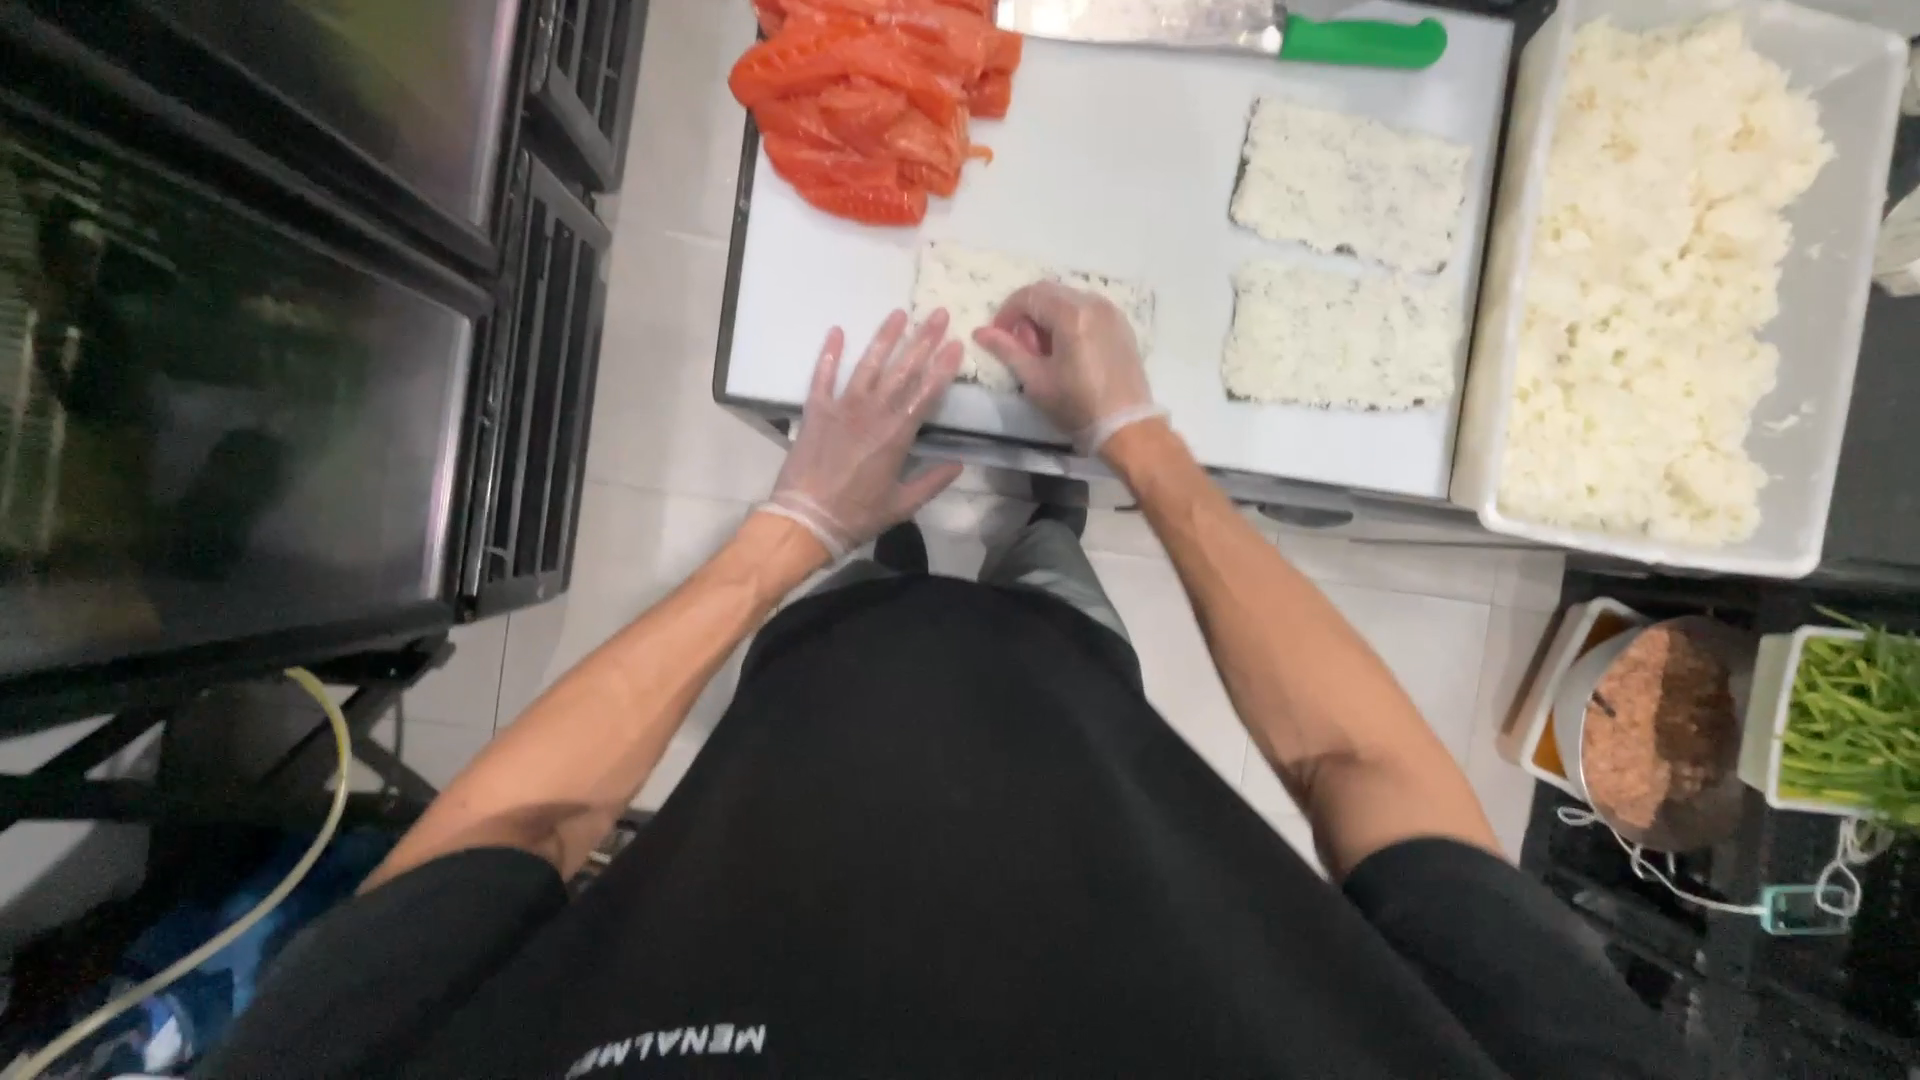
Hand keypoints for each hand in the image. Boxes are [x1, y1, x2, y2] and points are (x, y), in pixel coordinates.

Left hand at [758, 310, 964, 559]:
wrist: (805, 520)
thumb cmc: (856, 516)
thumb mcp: (901, 505)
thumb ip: (931, 482)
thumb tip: (958, 464)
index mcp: (896, 437)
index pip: (926, 394)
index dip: (943, 367)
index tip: (957, 343)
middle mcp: (871, 415)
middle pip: (901, 371)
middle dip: (923, 341)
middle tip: (939, 314)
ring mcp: (841, 409)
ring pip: (867, 366)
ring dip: (884, 338)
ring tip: (899, 313)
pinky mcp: (815, 412)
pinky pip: (822, 377)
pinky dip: (828, 354)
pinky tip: (836, 331)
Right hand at [972, 282, 1165, 456]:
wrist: (1126, 426)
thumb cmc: (1077, 405)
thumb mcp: (1036, 380)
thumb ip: (1007, 350)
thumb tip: (980, 332)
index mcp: (1071, 314)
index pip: (1028, 295)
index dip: (1007, 312)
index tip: (998, 336)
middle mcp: (1093, 303)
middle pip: (1049, 292)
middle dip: (1028, 313)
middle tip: (1022, 346)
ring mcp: (1111, 312)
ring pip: (1068, 299)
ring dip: (1048, 316)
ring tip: (1045, 351)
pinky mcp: (1121, 325)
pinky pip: (1088, 310)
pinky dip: (1070, 320)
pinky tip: (1067, 350)